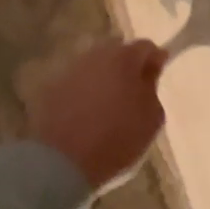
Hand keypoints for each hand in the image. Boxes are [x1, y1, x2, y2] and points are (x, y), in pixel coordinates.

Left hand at [29, 39, 167, 191]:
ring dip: (104, 78)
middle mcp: (96, 55)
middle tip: (134, 91)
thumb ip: (153, 90)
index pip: (146, 47)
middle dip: (128, 67)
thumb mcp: (151, 119)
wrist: (62, 162)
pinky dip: (85, 92)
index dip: (155, 59)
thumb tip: (148, 75)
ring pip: (95, 67)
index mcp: (123, 57)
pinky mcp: (51, 87)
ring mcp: (71, 70)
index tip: (158, 74)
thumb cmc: (115, 139)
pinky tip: (86, 114)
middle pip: (118, 52)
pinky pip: (77, 83)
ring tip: (108, 104)